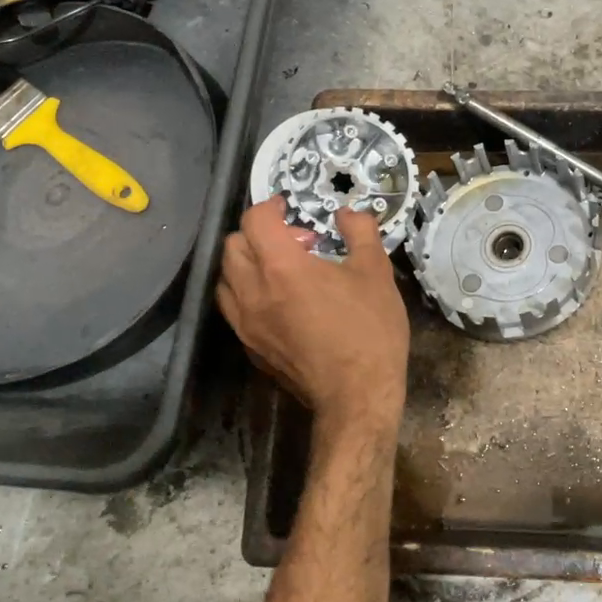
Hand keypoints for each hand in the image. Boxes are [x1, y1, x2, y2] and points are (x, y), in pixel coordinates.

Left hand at [216, 199, 409, 428]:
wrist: (357, 394)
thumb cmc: (369, 329)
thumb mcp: (375, 271)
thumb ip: (359, 232)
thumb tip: (347, 213)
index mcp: (282, 266)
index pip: (255, 220)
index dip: (270, 207)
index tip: (289, 209)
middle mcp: (253, 291)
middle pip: (232, 245)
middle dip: (257, 234)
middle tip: (293, 242)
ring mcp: (246, 323)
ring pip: (225, 278)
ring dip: (246, 264)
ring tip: (280, 270)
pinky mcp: (249, 347)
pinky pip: (233, 308)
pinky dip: (246, 293)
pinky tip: (277, 301)